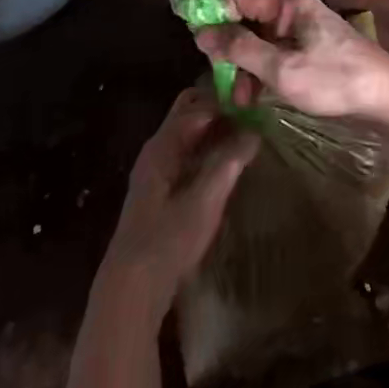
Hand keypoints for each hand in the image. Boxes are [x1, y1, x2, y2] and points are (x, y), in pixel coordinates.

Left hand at [100, 87, 258, 305]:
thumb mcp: (205, 201)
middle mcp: (158, 149)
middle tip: (253, 114)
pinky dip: (210, 145)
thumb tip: (254, 132)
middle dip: (220, 108)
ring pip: (190, 131)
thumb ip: (229, 163)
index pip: (197, 105)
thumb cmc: (168, 240)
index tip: (256, 104)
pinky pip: (189, 150)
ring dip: (217, 127)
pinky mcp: (162, 186)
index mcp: (163, 145)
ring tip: (249, 132)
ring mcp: (158, 167)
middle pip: (189, 112)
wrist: (132, 286)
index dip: (226, 100)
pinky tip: (230, 159)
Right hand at [193, 0, 388, 121]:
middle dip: (229, 50)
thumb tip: (200, 31)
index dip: (213, 18)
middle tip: (221, 82)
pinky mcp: (306, 49)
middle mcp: (291, 8)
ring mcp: (299, 29)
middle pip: (244, 18)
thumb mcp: (282, 69)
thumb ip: (239, 49)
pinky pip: (272, 53)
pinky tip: (255, 98)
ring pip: (256, 40)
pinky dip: (261, 72)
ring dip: (243, 67)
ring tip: (240, 100)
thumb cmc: (335, 80)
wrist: (386, 99)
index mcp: (286, 1)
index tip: (199, 49)